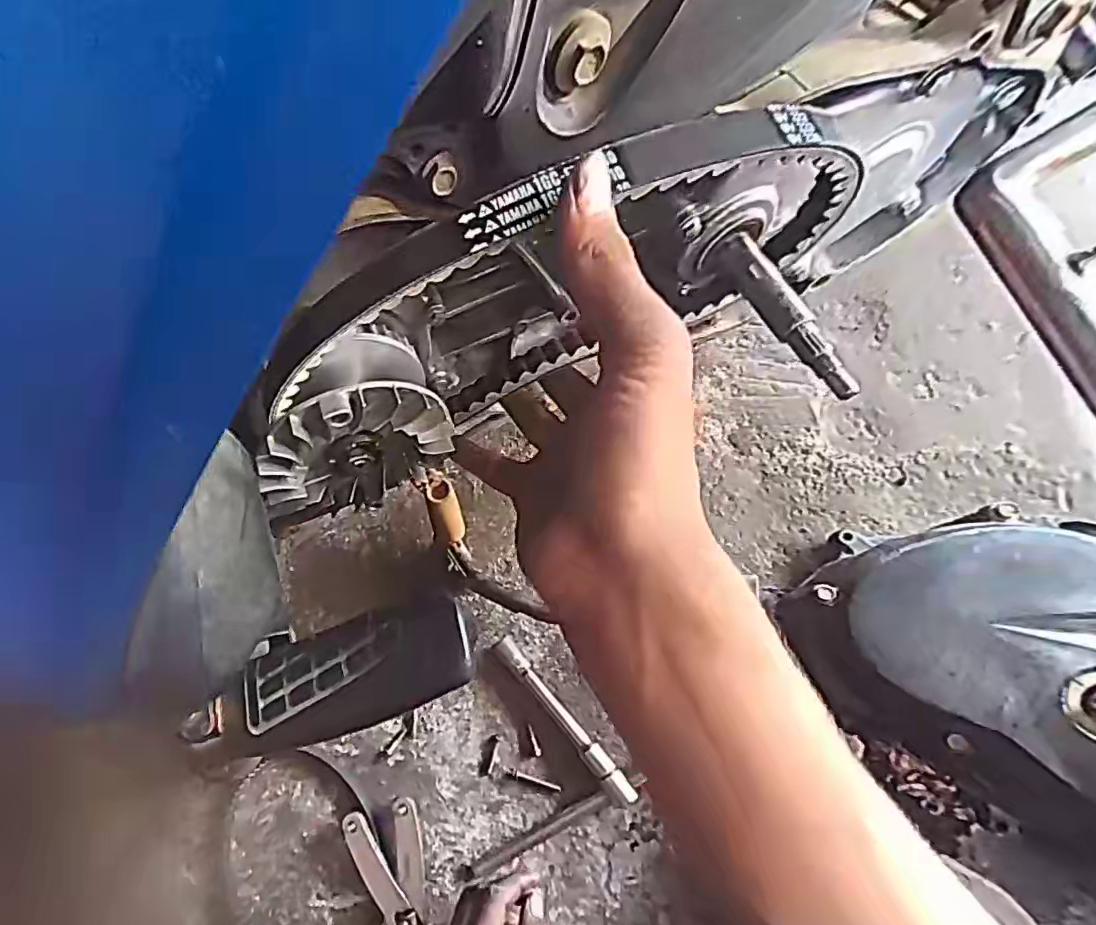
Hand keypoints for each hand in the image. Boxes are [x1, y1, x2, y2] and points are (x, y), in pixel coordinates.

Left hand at [441, 873, 552, 924]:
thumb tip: (536, 903)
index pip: (490, 899)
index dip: (515, 881)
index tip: (534, 877)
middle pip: (474, 897)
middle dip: (503, 883)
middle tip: (529, 881)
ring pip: (467, 907)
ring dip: (494, 896)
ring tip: (523, 898)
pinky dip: (485, 914)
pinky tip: (506, 920)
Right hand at [454, 153, 711, 620]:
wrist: (617, 566)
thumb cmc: (642, 472)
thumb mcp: (639, 353)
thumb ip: (609, 274)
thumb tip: (589, 188)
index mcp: (638, 372)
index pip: (609, 305)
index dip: (584, 271)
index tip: (549, 238)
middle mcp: (604, 410)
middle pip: (566, 357)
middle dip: (538, 329)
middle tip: (498, 298)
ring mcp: (566, 452)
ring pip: (530, 406)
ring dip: (504, 384)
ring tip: (468, 353)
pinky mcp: (532, 488)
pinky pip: (498, 459)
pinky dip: (475, 444)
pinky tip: (454, 428)